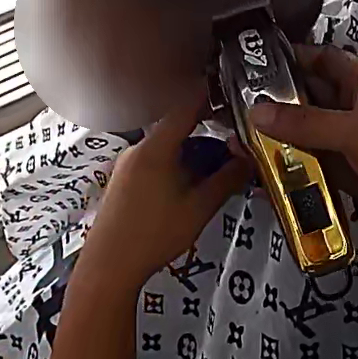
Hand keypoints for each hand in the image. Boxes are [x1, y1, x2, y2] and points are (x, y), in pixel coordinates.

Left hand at [80, 95, 251, 290]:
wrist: (108, 267)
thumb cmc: (154, 235)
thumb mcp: (199, 208)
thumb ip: (227, 179)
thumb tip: (249, 158)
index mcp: (156, 148)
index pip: (185, 107)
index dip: (209, 95)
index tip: (230, 90)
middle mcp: (138, 150)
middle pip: (177, 128)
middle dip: (207, 131)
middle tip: (234, 138)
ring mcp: (127, 165)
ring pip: (167, 147)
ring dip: (192, 152)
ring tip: (217, 168)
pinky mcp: (123, 181)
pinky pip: (155, 161)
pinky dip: (177, 164)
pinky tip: (190, 186)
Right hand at [249, 45, 357, 231]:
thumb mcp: (356, 131)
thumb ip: (306, 122)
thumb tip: (256, 112)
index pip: (320, 58)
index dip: (288, 58)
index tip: (250, 63)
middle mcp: (351, 104)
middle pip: (307, 95)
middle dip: (274, 101)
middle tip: (230, 107)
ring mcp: (346, 137)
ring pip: (304, 130)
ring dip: (276, 135)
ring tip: (234, 138)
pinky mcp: (341, 167)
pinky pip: (309, 159)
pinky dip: (287, 163)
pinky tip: (257, 167)